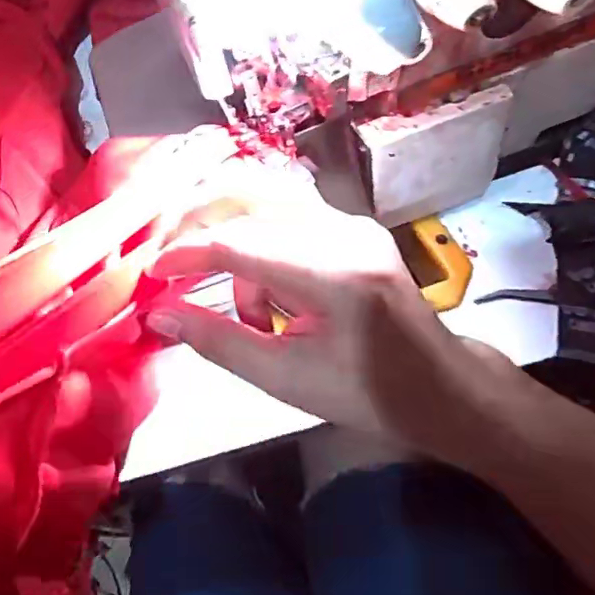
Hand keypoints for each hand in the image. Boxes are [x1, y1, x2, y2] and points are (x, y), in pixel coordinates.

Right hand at [145, 170, 536, 466]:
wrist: (442, 388)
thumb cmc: (368, 395)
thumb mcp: (285, 379)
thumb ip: (217, 341)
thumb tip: (159, 314)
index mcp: (334, 274)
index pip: (238, 242)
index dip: (185, 252)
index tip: (152, 274)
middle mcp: (343, 231)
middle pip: (247, 198)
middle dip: (198, 226)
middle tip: (171, 264)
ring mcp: (350, 222)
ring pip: (261, 200)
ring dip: (231, 239)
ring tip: (245, 307)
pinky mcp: (349, 225)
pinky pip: (283, 215)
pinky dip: (258, 247)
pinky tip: (270, 298)